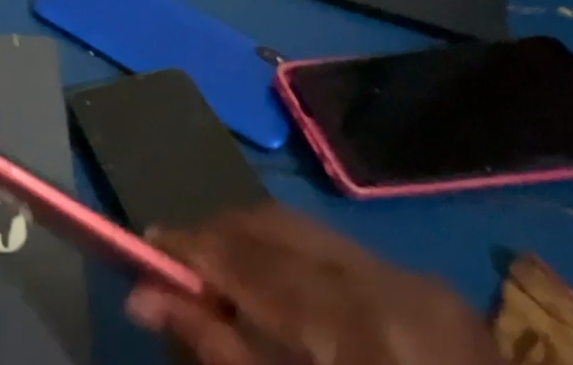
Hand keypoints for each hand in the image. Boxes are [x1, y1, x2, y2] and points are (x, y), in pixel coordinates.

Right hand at [128, 203, 503, 364]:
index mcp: (353, 323)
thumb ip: (217, 348)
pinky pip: (338, 252)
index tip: (142, 250)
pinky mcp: (431, 288)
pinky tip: (280, 298)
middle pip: (270, 224)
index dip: (185, 248)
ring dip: (251, 246)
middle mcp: (387, 281)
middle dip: (214, 237)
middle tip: (178, 270)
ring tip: (224, 285)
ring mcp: (418, 281)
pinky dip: (295, 262)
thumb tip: (141, 297)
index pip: (244, 257)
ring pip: (302, 230)